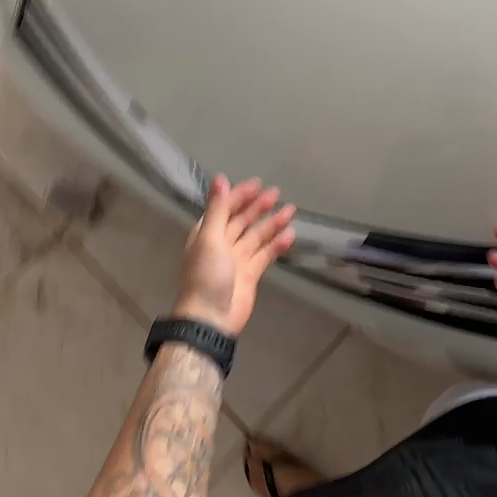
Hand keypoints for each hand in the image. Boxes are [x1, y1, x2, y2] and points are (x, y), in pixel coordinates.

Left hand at [173, 175, 296, 336]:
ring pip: (257, 236)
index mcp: (207, 233)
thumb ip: (217, 209)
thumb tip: (220, 179)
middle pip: (242, 220)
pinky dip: (277, 244)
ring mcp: (237, 259)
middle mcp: (222, 243)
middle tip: (276, 193)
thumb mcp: (209, 238)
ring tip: (291, 210)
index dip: (240, 195)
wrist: (211, 318)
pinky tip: (290, 234)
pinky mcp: (251, 275)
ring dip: (272, 223)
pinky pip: (266, 255)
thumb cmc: (206, 276)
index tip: (258, 184)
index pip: (225, 208)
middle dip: (258, 206)